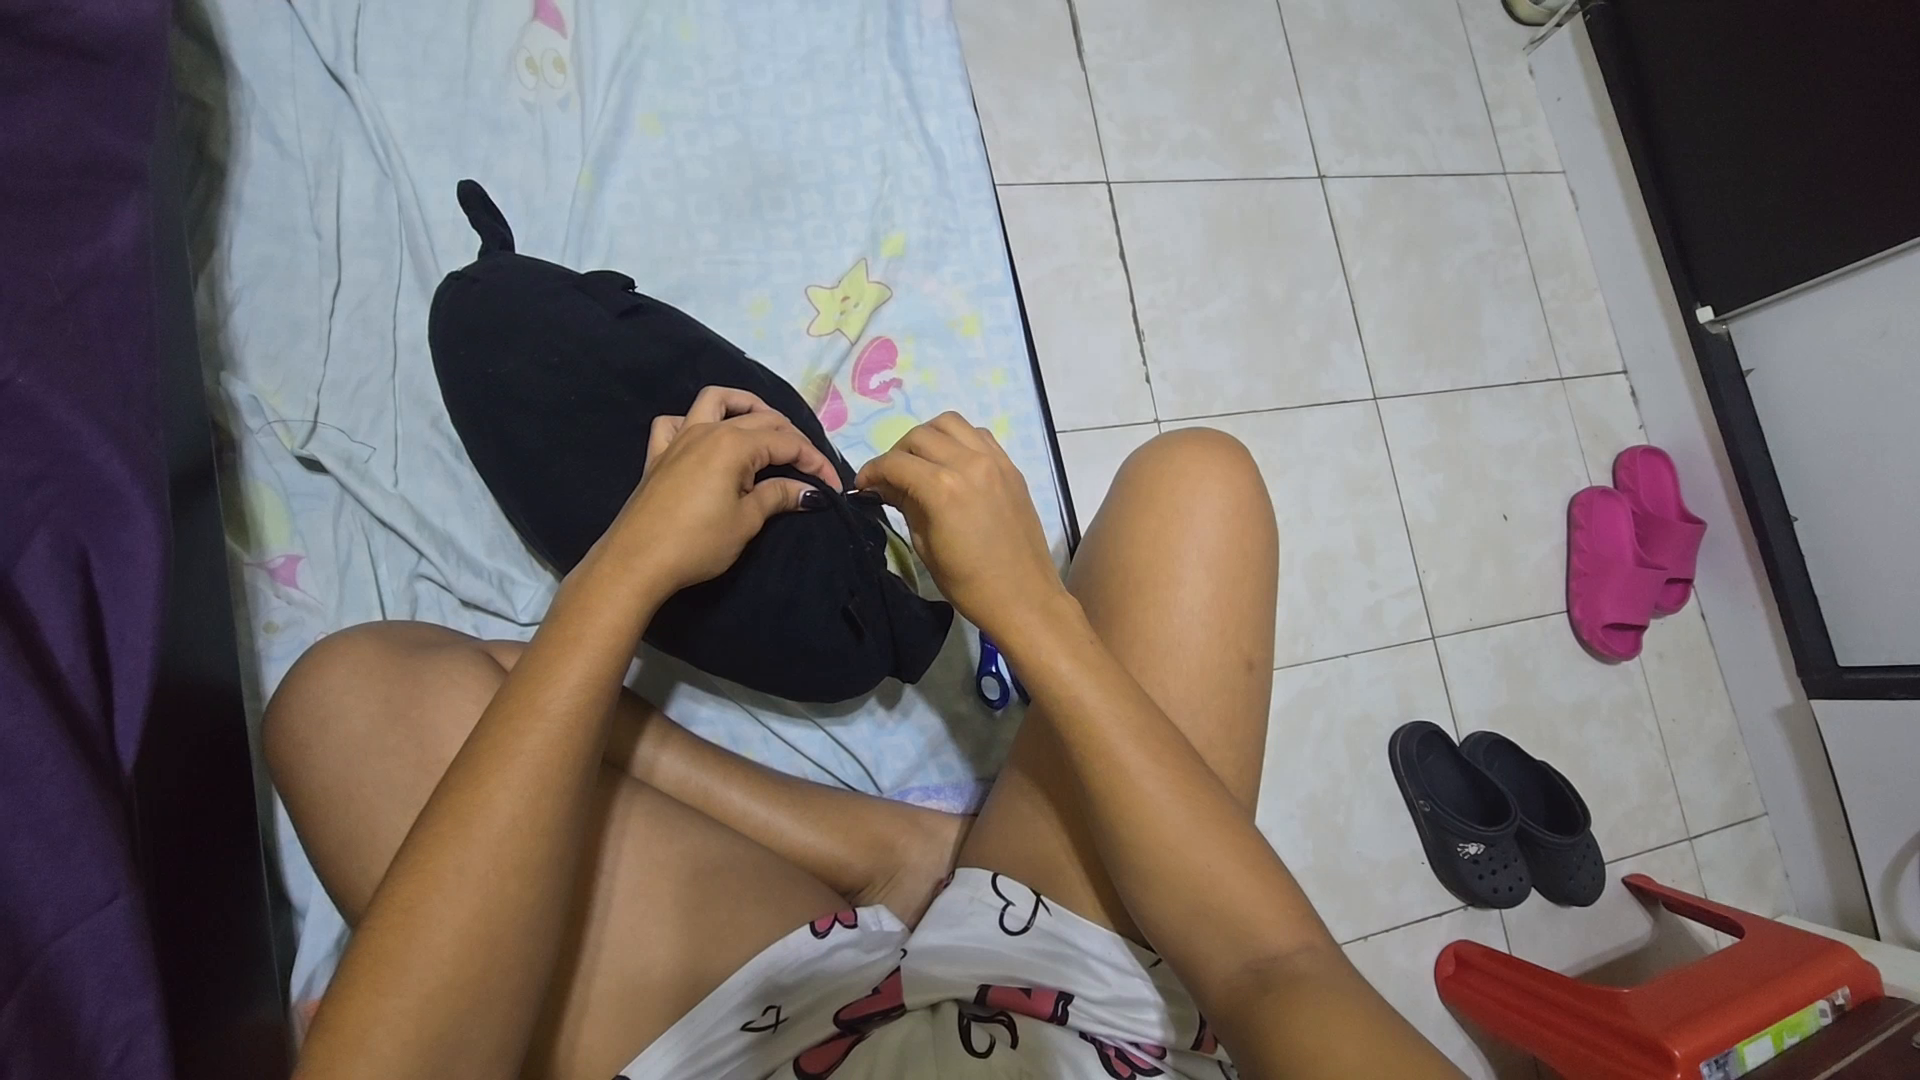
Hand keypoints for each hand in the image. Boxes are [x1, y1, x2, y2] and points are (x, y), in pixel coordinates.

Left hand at [586, 387, 840, 593]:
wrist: (636, 563)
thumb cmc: (698, 542)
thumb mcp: (747, 520)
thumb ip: (778, 496)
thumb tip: (809, 491)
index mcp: (734, 444)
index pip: (787, 444)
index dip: (815, 462)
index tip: (833, 487)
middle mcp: (708, 430)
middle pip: (761, 419)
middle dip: (792, 439)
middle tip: (811, 467)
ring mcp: (679, 438)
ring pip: (716, 401)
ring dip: (745, 405)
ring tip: (765, 424)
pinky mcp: (658, 455)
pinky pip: (675, 422)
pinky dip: (694, 421)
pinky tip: (704, 437)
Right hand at [853, 412, 1063, 633]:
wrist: (1024, 596)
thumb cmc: (968, 583)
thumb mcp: (925, 545)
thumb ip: (905, 504)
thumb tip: (885, 485)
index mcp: (943, 488)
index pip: (895, 463)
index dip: (872, 471)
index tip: (863, 485)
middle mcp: (969, 463)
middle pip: (920, 435)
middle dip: (897, 453)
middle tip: (892, 478)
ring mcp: (994, 461)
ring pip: (950, 423)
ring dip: (928, 437)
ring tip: (922, 463)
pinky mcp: (1011, 467)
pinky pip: (979, 435)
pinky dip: (959, 440)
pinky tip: (953, 463)